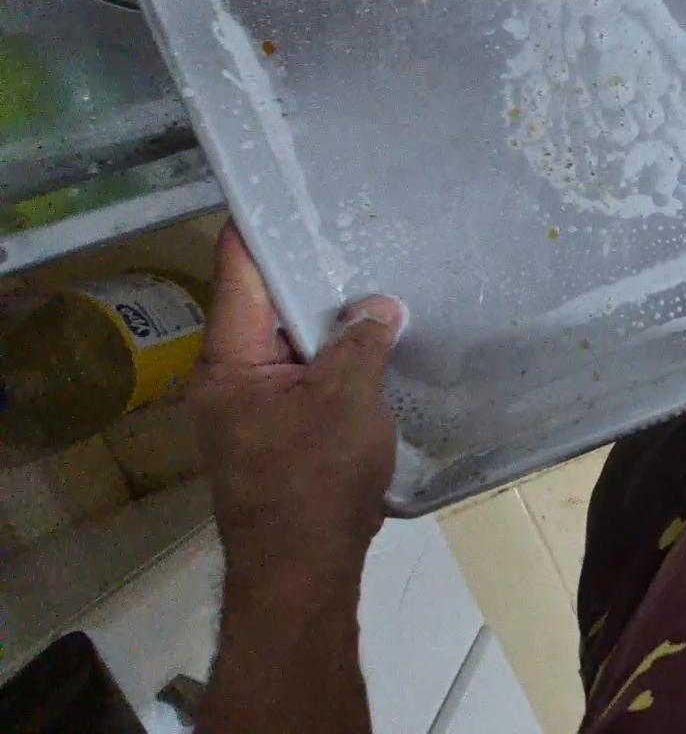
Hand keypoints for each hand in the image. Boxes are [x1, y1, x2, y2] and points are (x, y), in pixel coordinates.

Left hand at [187, 224, 405, 582]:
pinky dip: (348, 350)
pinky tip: (386, 336)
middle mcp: (238, 378)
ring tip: (384, 277)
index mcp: (231, 365)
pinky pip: (319, 369)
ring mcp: (264, 403)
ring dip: (339, 316)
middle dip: (314, 274)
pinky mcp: (293, 423)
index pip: (240, 283)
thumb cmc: (316, 472)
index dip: (255, 238)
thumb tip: (380, 303)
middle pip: (271, 309)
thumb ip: (361, 342)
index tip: (275, 197)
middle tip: (359, 232)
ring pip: (301, 342)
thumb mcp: (346, 397)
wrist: (308, 557)